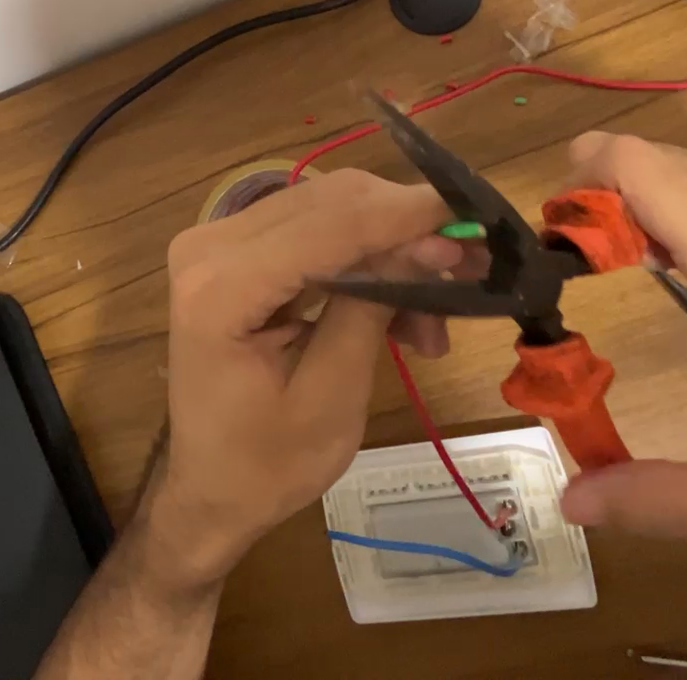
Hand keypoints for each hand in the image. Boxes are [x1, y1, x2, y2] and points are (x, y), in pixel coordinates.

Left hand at [142, 168, 462, 587]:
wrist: (208, 484)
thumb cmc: (264, 463)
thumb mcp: (330, 398)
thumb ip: (372, 307)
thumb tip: (432, 241)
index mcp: (219, 288)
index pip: (326, 224)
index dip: (405, 215)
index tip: (478, 218)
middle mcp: (208, 245)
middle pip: (327, 202)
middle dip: (406, 226)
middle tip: (475, 264)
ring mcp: (216, 241)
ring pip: (326, 208)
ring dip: (390, 247)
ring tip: (440, 311)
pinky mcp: (233, 249)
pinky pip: (312, 231)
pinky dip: (362, 259)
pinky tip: (401, 311)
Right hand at [557, 133, 686, 562]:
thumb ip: (679, 504)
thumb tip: (573, 500)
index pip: (632, 166)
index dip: (577, 189)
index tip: (563, 245)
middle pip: (643, 160)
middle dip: (598, 200)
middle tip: (586, 267)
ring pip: (684, 166)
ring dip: (642, 202)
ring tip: (638, 269)